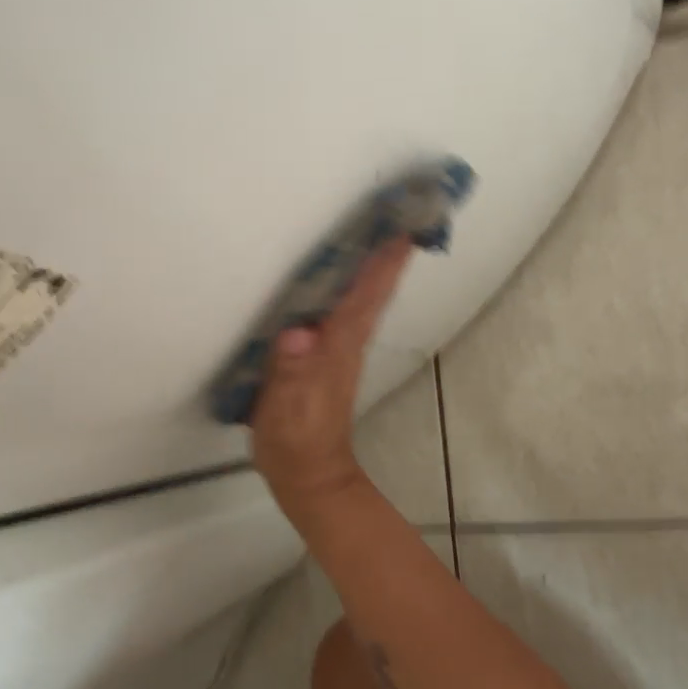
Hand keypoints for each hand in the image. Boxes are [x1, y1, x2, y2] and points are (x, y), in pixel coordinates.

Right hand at [250, 239, 414, 512]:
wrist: (310, 476)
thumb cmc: (294, 442)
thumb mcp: (284, 410)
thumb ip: (290, 371)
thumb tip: (297, 331)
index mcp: (336, 347)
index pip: (364, 296)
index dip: (383, 263)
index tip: (403, 227)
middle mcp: (346, 341)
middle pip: (373, 290)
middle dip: (388, 253)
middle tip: (400, 212)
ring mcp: (341, 349)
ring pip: (365, 297)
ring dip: (377, 265)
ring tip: (382, 230)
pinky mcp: (331, 357)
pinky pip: (349, 309)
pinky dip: (357, 286)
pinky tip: (347, 274)